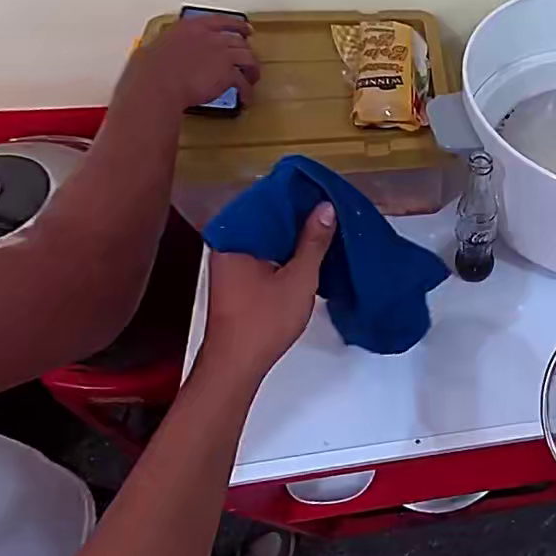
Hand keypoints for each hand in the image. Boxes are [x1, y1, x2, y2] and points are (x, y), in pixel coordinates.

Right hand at [114, 12, 260, 114]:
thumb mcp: (165, 44)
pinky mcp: (228, 73)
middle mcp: (211, 37)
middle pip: (239, 42)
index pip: (222, 21)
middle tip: (248, 62)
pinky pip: (244, 83)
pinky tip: (245, 98)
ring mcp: (222, 54)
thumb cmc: (154, 68)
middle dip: (246, 53)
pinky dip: (247, 92)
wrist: (159, 82)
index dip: (239, 25)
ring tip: (250, 81)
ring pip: (248, 59)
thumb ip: (180, 44)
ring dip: (252, 71)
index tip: (247, 29)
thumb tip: (181, 52)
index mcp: (194, 27)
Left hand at [200, 204, 334, 378]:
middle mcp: (226, 244)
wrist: (237, 364)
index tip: (322, 191)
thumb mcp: (299, 278)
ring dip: (293, 234)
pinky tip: (308, 252)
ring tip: (325, 227)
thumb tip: (326, 208)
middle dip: (297, 214)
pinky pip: (264, 252)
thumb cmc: (263, 322)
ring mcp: (230, 262)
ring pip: (266, 236)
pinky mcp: (238, 278)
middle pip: (265, 217)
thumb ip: (314, 241)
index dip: (295, 195)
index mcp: (233, 237)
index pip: (265, 201)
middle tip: (329, 209)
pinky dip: (284, 250)